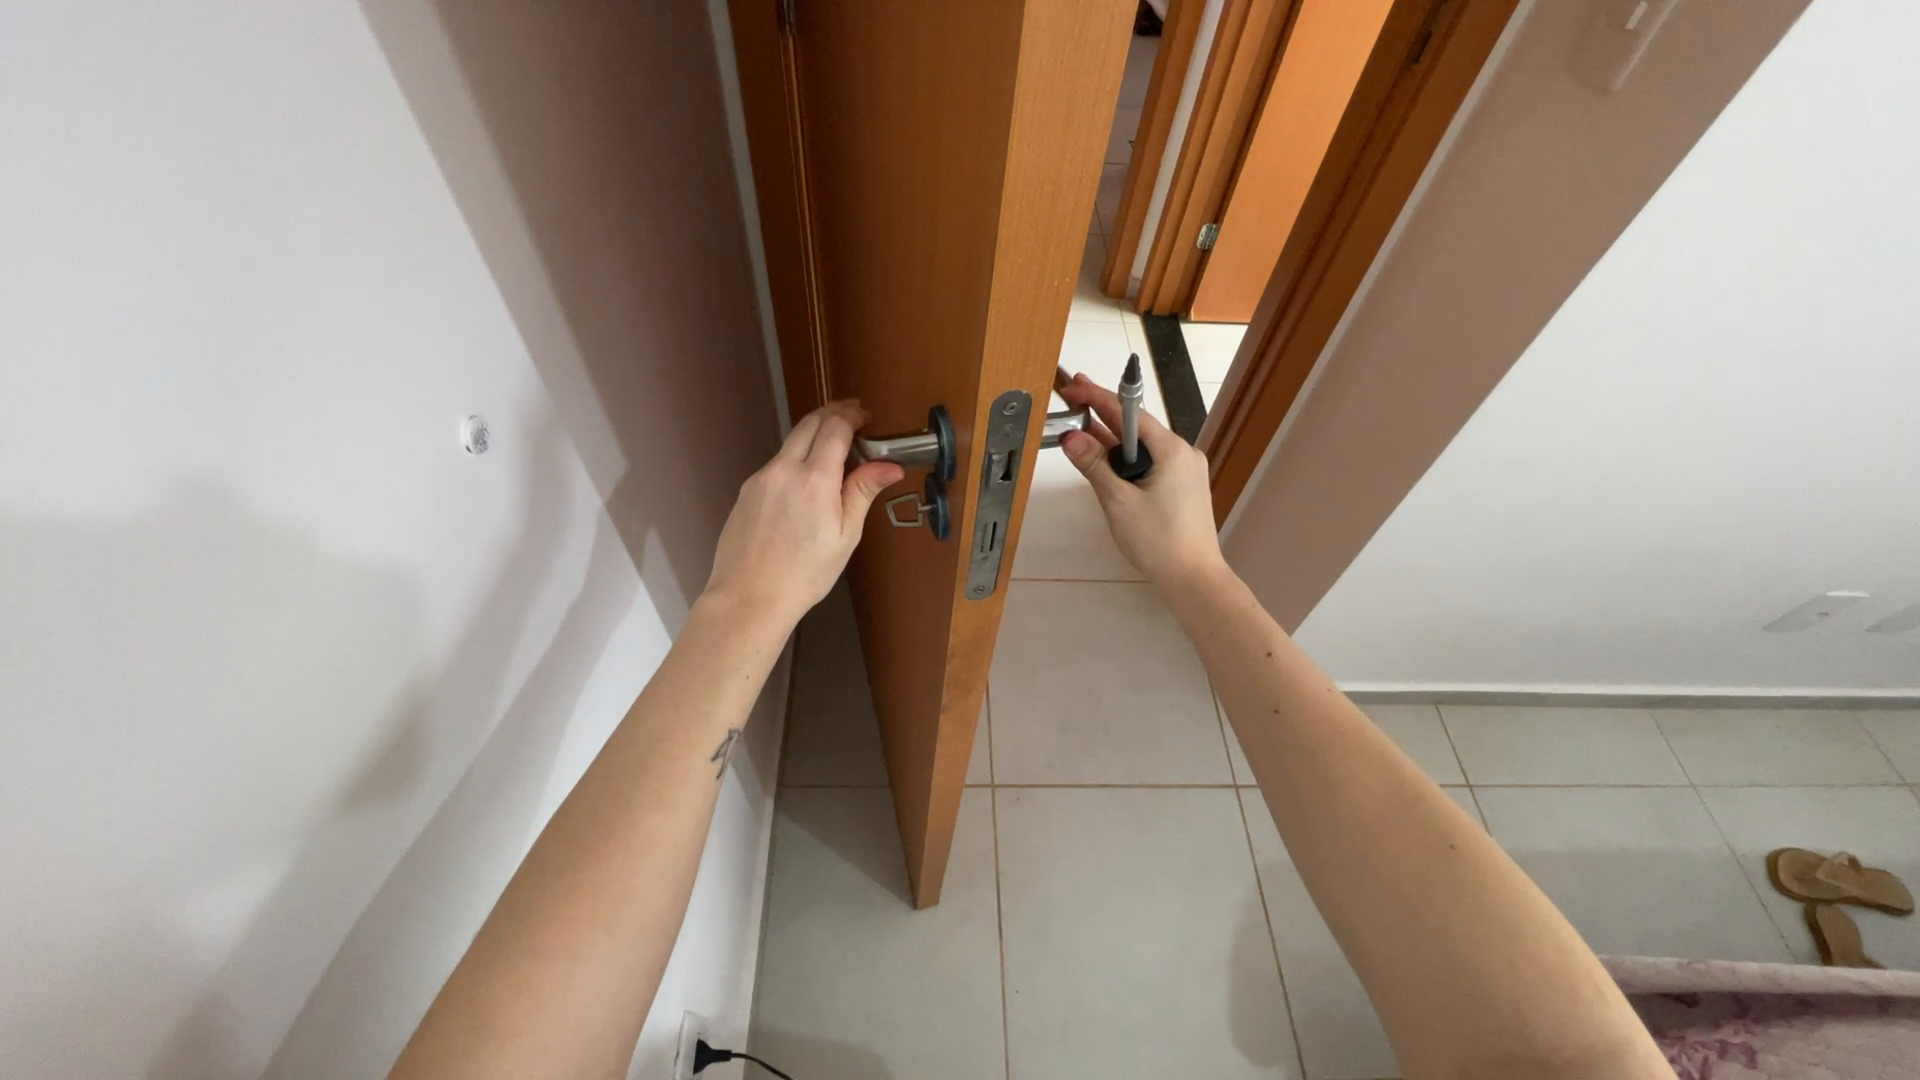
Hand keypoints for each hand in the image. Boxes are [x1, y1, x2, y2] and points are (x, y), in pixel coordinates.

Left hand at [704, 400, 904, 627]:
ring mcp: (761, 477)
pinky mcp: (748, 489)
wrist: (749, 596)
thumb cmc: (804, 574)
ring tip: (835, 449)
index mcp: (815, 480)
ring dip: (814, 434)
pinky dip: (796, 457)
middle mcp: (784, 470)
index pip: (835, 427)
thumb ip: (862, 492)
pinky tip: (807, 480)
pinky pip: (777, 462)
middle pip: (810, 423)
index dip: (852, 416)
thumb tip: (891, 466)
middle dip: (834, 413)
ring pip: (791, 441)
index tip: (866, 418)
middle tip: (853, 417)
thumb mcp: (845, 536)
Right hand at [1057, 372, 1225, 587]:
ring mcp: (1185, 471)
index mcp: (1172, 450)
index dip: (1097, 397)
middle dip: (1102, 414)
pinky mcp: (1182, 487)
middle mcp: (1183, 454)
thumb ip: (1094, 465)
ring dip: (1111, 439)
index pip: (1129, 412)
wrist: (1193, 579)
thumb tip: (1071, 436)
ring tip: (1081, 428)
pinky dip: (1126, 459)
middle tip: (1072, 398)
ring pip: (1141, 446)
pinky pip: (1150, 463)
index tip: (1073, 387)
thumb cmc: (1158, 542)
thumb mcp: (1118, 501)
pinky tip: (1106, 461)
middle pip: (1136, 426)